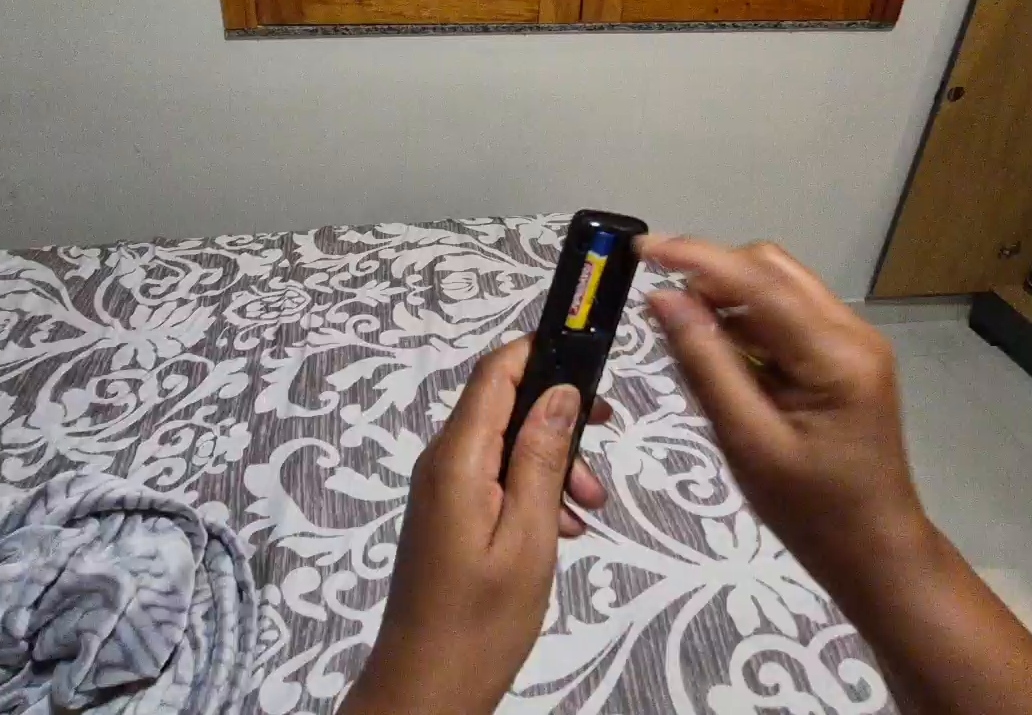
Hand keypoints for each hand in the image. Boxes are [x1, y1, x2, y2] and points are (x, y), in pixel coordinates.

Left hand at [340, 339, 610, 714]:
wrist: (426, 691)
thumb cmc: (483, 618)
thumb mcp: (528, 535)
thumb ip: (541, 456)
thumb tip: (561, 390)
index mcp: (458, 454)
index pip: (494, 372)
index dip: (537, 350)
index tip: (588, 358)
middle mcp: (444, 458)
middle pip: (504, 404)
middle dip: (557, 415)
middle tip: (605, 436)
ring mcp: (444, 485)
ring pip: (505, 443)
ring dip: (551, 460)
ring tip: (590, 506)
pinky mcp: (450, 511)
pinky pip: (495, 477)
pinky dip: (532, 489)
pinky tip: (564, 528)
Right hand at [641, 236, 931, 577]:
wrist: (876, 554)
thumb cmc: (810, 510)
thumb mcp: (746, 438)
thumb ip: (704, 361)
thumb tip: (662, 298)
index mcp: (835, 354)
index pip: (758, 280)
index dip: (697, 256)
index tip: (644, 248)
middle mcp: (850, 331)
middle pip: (770, 268)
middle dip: (710, 272)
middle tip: (661, 301)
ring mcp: (850, 340)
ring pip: (775, 285)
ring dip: (725, 294)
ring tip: (682, 327)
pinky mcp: (840, 353)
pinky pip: (783, 313)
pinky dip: (743, 317)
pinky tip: (717, 347)